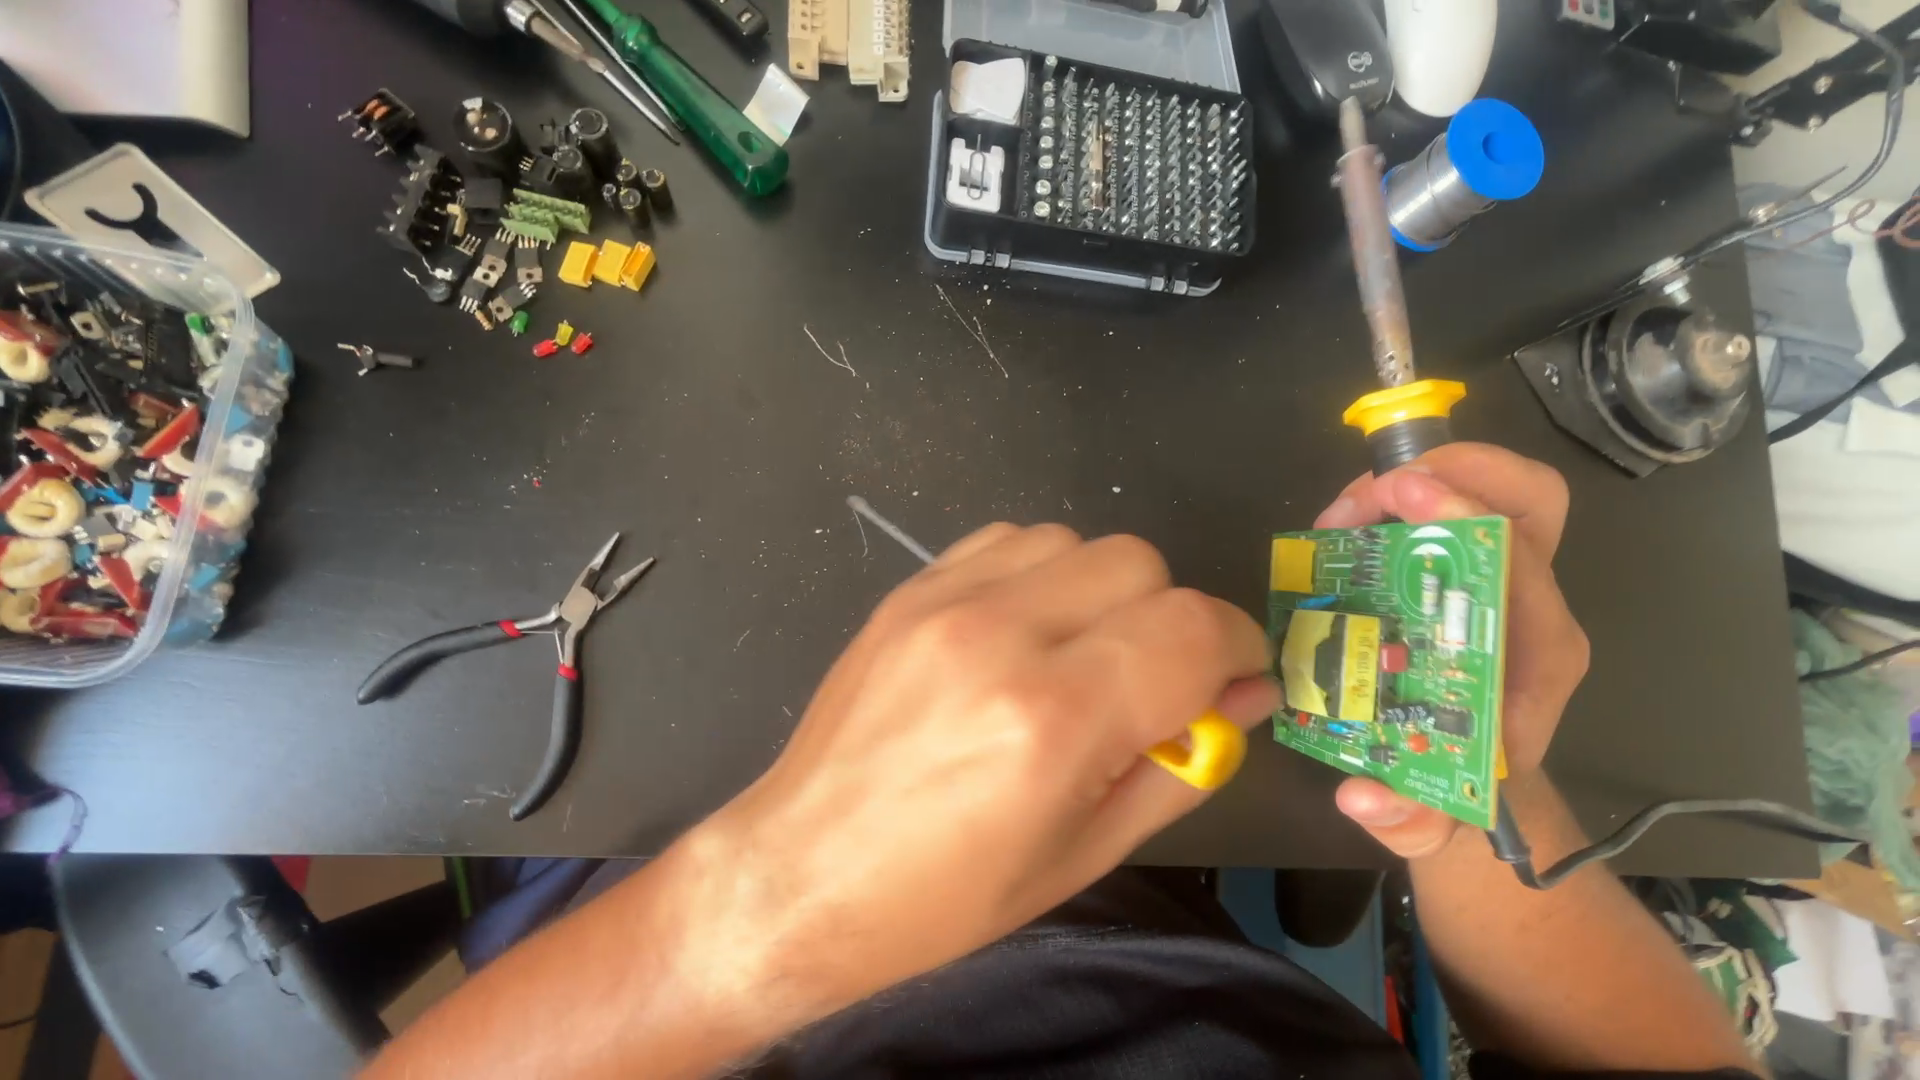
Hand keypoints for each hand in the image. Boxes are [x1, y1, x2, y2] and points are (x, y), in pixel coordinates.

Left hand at [694, 525, 1276, 1014]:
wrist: (804, 870)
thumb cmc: (948, 895)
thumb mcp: (1087, 851)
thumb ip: (1183, 764)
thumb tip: (1246, 695)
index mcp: (1054, 717)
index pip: (1192, 628)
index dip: (1237, 646)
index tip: (1231, 679)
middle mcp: (1001, 634)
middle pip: (1139, 565)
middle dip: (1169, 621)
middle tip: (1146, 683)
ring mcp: (944, 600)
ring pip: (1076, 541)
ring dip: (1102, 592)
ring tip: (1076, 656)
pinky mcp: (909, 590)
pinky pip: (1008, 541)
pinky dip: (1040, 574)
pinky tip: (1020, 630)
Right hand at [1315, 444, 1588, 858]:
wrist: (1476, 784)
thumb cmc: (1460, 792)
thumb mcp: (1434, 820)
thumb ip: (1405, 820)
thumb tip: (1360, 794)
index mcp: (1537, 655)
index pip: (1523, 562)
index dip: (1469, 518)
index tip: (1401, 499)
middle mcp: (1528, 606)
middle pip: (1530, 502)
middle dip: (1459, 470)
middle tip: (1376, 488)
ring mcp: (1497, 583)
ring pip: (1482, 495)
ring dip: (1408, 486)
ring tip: (1337, 516)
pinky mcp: (1460, 576)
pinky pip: (1442, 513)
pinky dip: (1392, 503)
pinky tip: (1342, 529)